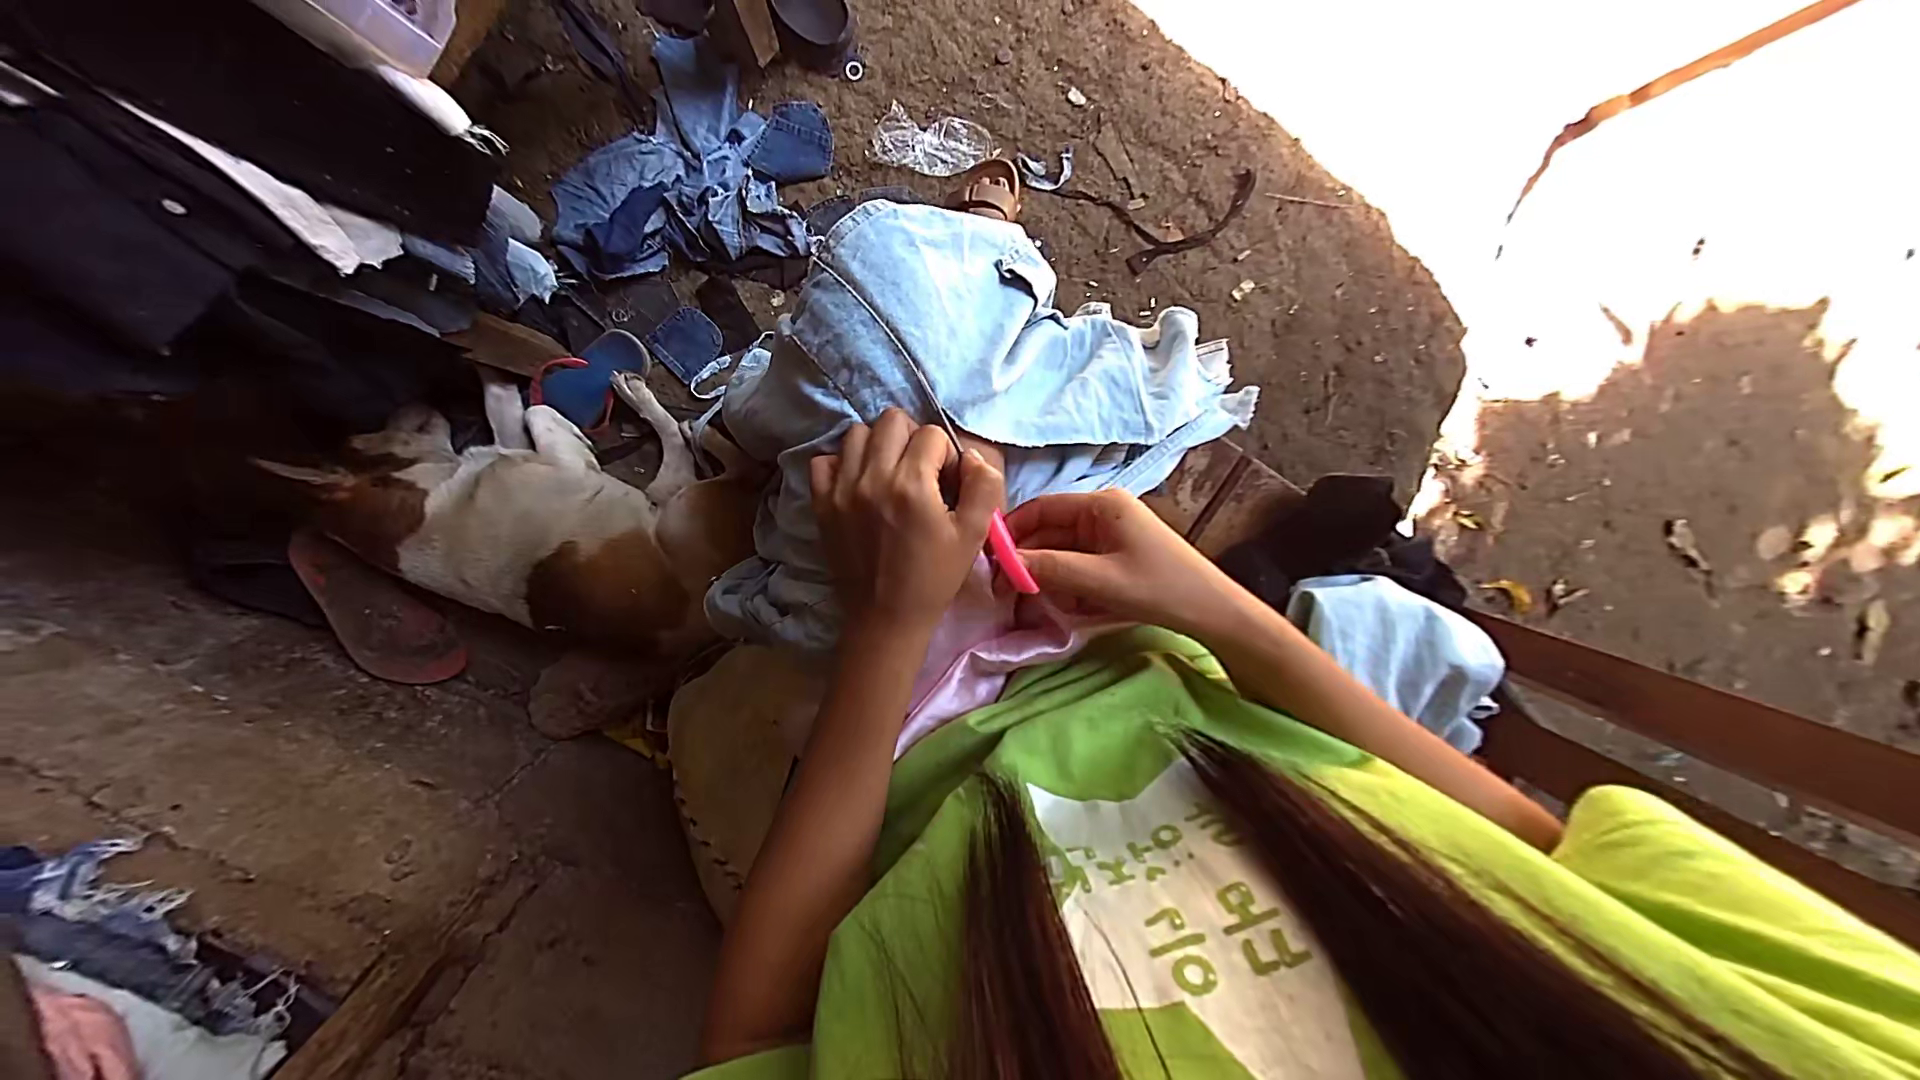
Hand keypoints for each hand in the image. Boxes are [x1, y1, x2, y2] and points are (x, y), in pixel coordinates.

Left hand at [809, 409, 1004, 631]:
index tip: (946, 484)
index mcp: (911, 485)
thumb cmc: (933, 578)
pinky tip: (859, 484)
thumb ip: (983, 486)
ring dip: (878, 446)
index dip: (946, 456)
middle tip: (920, 471)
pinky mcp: (821, 504)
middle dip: (913, 439)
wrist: (885, 618)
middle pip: (892, 420)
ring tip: (890, 474)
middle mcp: (871, 478)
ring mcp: (841, 489)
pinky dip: (843, 464)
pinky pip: (824, 460)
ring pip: (857, 433)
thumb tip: (972, 456)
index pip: (932, 434)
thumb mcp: (973, 535)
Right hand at [1005, 489, 1254, 638]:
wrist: (1212, 611)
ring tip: (1060, 604)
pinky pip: (1078, 565)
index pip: (1040, 509)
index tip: (992, 562)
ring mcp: (1110, 534)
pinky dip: (1072, 585)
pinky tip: (1081, 605)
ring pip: (1061, 552)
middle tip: (1011, 593)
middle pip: (1049, 532)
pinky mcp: (1115, 555)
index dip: (1012, 532)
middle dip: (1032, 563)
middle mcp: (1102, 512)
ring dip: (1053, 578)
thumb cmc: (1159, 587)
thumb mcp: (1099, 580)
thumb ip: (1050, 568)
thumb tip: (1006, 565)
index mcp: (1100, 504)